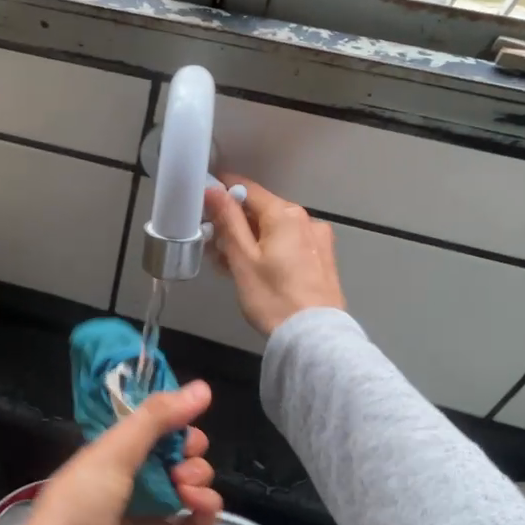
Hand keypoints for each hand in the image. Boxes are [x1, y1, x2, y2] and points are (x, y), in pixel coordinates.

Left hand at [9, 382, 223, 524]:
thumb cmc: (79, 502)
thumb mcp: (112, 450)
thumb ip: (155, 418)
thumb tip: (203, 387)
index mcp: (114, 454)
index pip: (155, 429)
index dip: (174, 420)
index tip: (185, 416)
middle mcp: (136, 480)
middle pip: (180, 453)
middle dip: (190, 447)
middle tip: (183, 453)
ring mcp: (155, 512)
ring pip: (195, 483)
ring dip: (199, 474)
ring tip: (183, 483)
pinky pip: (202, 520)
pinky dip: (208, 506)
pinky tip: (195, 502)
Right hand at [205, 177, 344, 336]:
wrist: (313, 335)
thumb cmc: (272, 297)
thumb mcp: (242, 258)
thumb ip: (228, 220)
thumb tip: (213, 188)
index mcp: (285, 214)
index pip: (247, 189)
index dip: (222, 192)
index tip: (202, 203)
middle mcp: (306, 219)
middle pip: (262, 210)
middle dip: (234, 223)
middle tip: (211, 245)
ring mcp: (318, 239)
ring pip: (274, 229)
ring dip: (250, 239)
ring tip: (229, 265)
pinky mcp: (322, 259)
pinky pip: (289, 244)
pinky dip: (268, 250)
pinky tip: (255, 271)